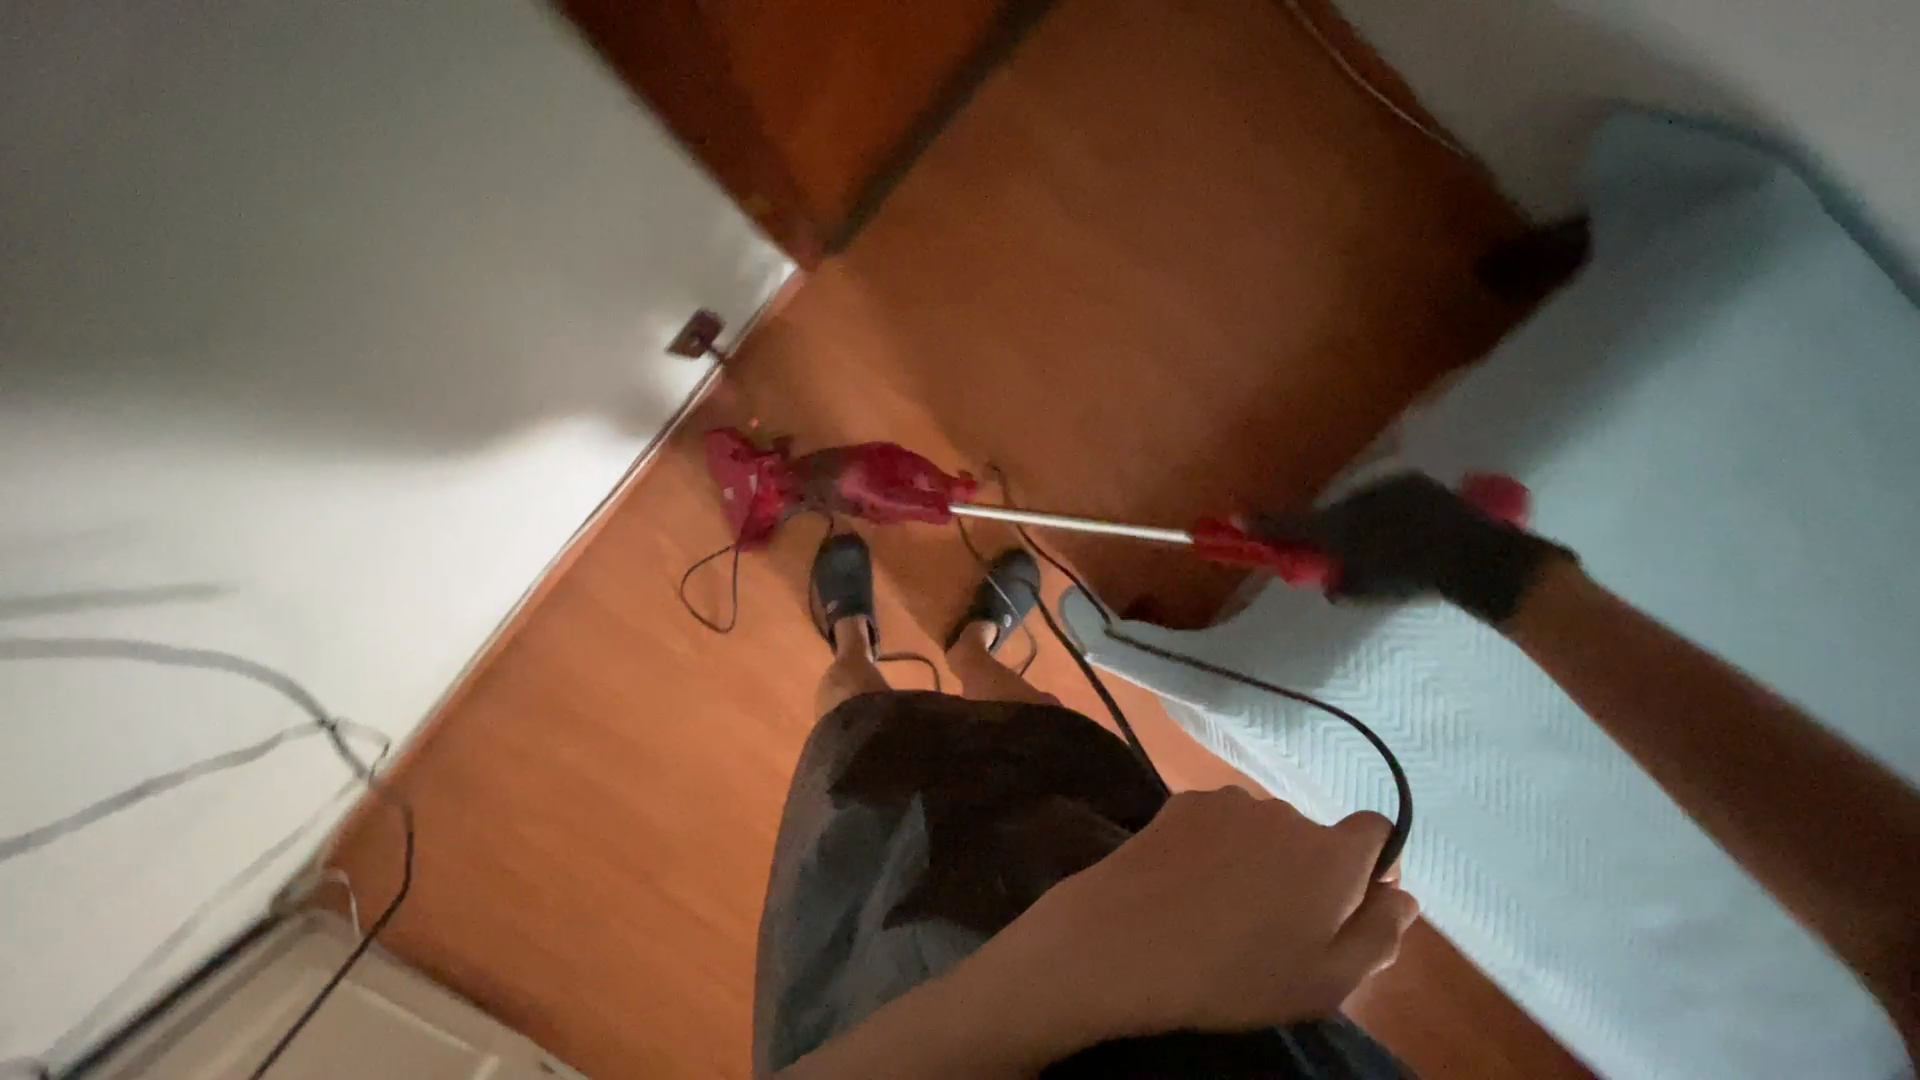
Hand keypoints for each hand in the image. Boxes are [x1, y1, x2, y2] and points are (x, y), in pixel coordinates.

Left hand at [984, 788, 1418, 1042]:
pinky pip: (1219, 822)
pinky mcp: (1182, 801)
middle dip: (1307, 870)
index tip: (1349, 903)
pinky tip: (1189, 883)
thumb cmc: (1237, 973)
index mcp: (1332, 853)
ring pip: (1263, 829)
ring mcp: (1228, 801)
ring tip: (1224, 906)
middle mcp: (1284, 813)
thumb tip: (1403, 895)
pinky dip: (1216, 845)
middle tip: (1274, 922)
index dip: (1371, 865)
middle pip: (1313, 836)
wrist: (1126, 939)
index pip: (1376, 830)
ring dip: (1259, 856)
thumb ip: (1380, 932)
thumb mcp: (1328, 980)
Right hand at [1258, 471, 1571, 623]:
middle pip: (1326, 516)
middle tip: (1334, 550)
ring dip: (1360, 523)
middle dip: (1324, 531)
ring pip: (1356, 506)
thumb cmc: (1419, 582)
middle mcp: (1355, 500)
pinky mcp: (1410, 480)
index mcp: (1341, 529)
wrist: (1483, 560)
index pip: (1291, 526)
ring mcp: (1384, 486)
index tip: (1236, 517)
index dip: (1263, 524)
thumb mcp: (1368, 594)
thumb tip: (1326, 579)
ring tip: (1384, 546)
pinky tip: (1405, 532)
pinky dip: (1386, 514)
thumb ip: (1337, 584)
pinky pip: (1384, 497)